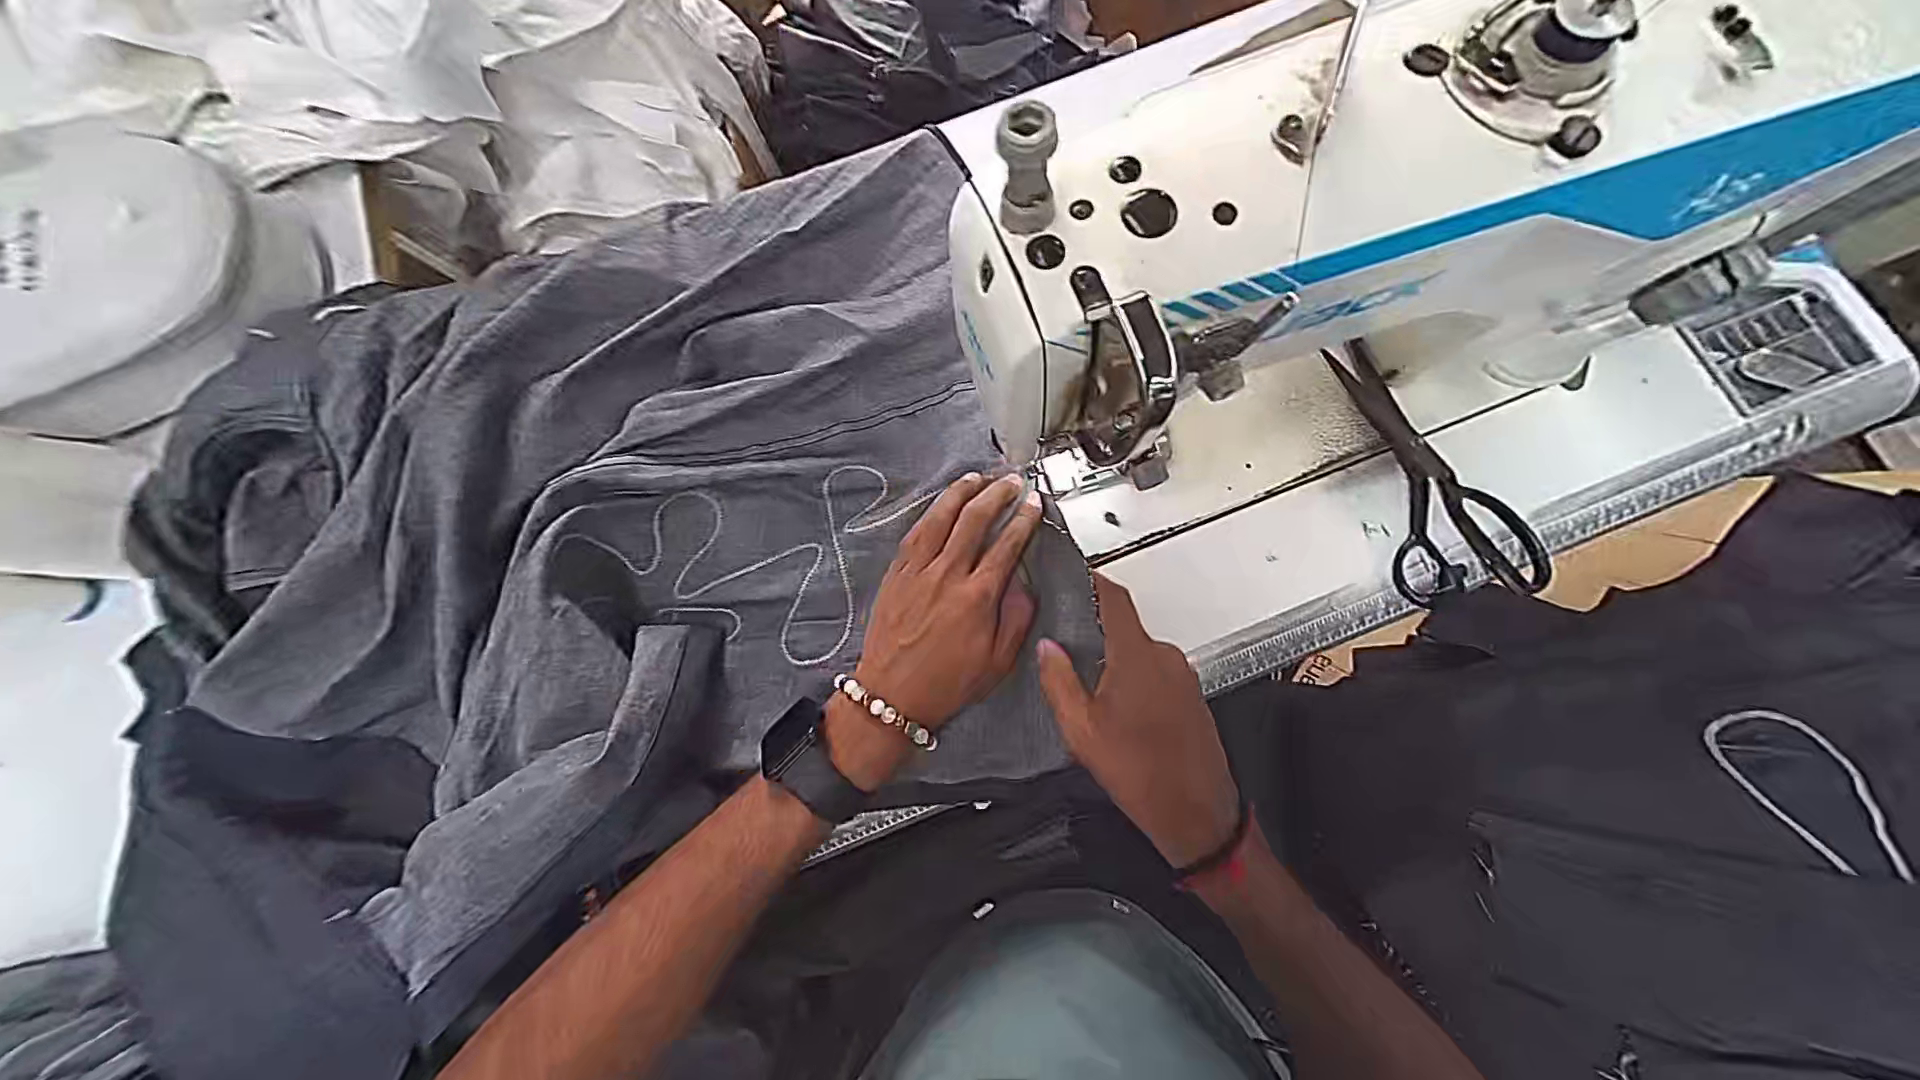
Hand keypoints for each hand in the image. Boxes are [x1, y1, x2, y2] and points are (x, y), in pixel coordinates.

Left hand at [852, 472, 1042, 729]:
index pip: (1007, 544)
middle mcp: (947, 576)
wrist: (892, 694)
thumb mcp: (998, 662)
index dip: (1024, 519)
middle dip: (997, 494)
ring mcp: (918, 572)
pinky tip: (941, 503)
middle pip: (975, 520)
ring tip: (977, 477)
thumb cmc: (945, 683)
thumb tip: (1024, 583)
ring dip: (961, 493)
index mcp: (977, 598)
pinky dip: (931, 512)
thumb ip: (1017, 618)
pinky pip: (915, 533)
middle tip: (1011, 482)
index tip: (1033, 504)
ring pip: (941, 518)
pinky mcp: (896, 574)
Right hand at [1036, 573, 1241, 867]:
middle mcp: (1165, 659)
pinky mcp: (1192, 696)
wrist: (1196, 814)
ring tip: (1096, 694)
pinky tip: (1123, 711)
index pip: (1114, 599)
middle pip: (1125, 627)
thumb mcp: (1081, 729)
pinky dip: (1137, 679)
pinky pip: (1158, 672)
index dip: (1094, 580)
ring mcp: (1183, 677)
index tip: (1080, 572)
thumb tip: (1048, 650)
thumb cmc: (1144, 775)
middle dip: (1097, 634)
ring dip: (1118, 661)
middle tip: (1072, 651)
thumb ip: (1059, 681)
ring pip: (1141, 652)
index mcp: (1136, 657)